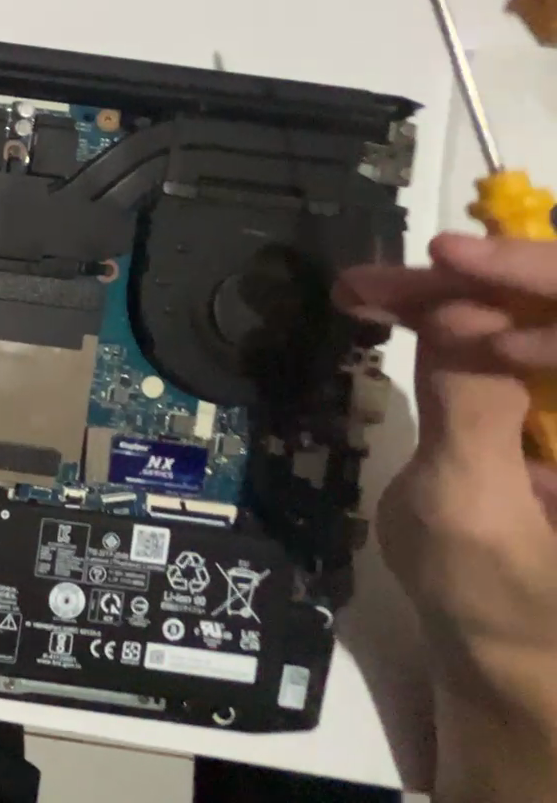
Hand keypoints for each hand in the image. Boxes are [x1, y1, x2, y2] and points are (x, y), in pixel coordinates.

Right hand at [336, 233, 556, 797]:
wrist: (514, 646)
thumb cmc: (496, 597)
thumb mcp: (470, 510)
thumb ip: (471, 409)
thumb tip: (462, 312)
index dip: (545, 279)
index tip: (448, 260)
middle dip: (490, 277)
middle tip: (380, 276)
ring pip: (547, 315)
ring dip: (462, 291)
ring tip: (368, 288)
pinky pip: (525, 336)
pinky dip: (461, 313)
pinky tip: (400, 307)